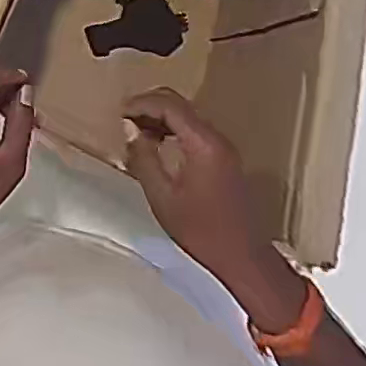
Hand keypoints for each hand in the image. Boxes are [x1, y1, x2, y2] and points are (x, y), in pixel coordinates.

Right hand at [123, 88, 304, 329]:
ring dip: (160, 116)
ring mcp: (224, 147)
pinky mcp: (225, 158)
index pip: (168, 105)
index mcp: (203, 144)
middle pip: (179, 103)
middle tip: (125, 118)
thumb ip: (143, 157)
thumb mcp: (162, 196)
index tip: (120, 113)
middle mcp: (216, 138)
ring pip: (187, 114)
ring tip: (136, 131)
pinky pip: (194, 129)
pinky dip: (173, 127)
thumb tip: (130, 128)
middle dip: (149, 105)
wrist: (246, 262)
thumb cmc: (201, 232)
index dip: (141, 104)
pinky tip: (157, 143)